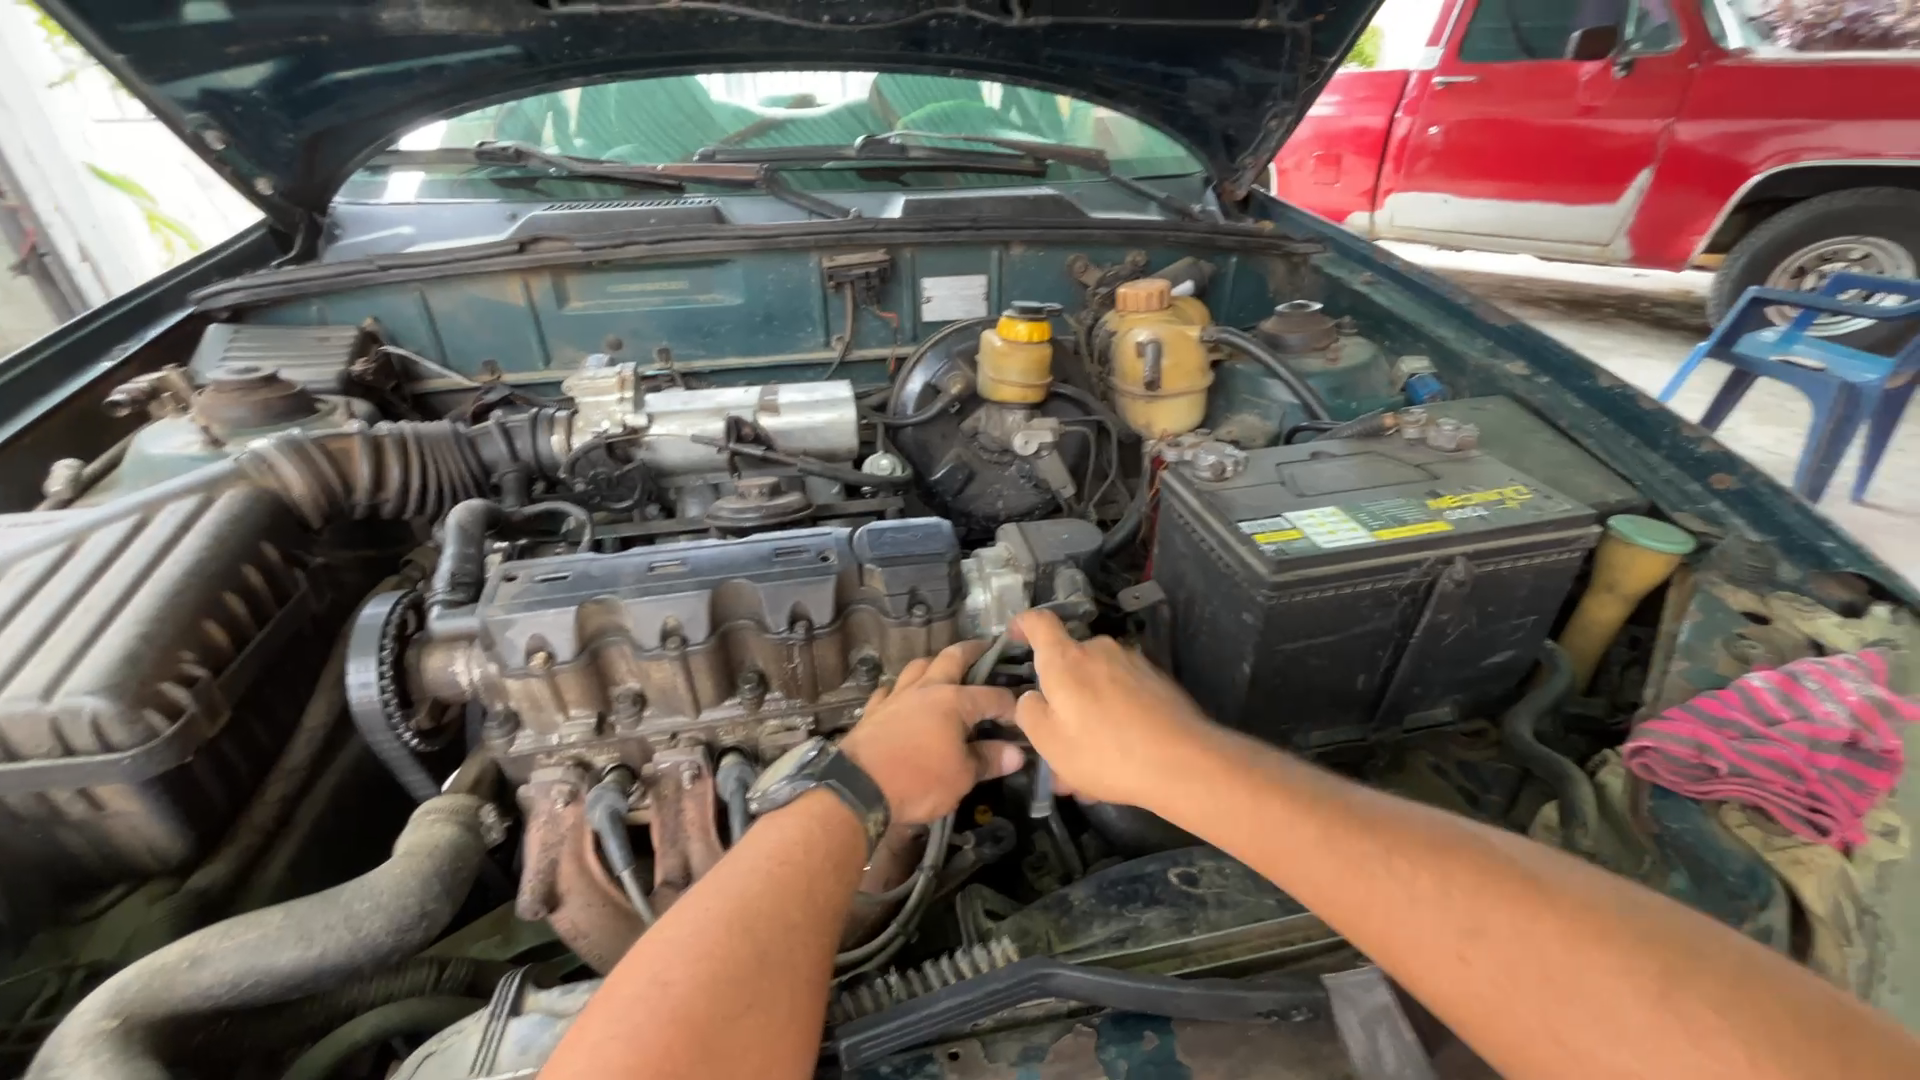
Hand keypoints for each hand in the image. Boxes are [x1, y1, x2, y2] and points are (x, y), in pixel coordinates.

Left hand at [838, 640, 1024, 824]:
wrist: (859, 789)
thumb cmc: (918, 782)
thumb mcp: (962, 777)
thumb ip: (988, 760)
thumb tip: (1017, 752)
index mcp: (954, 701)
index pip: (992, 696)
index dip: (1011, 705)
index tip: (1023, 716)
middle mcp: (926, 689)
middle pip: (952, 658)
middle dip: (972, 651)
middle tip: (985, 647)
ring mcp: (897, 696)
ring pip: (918, 666)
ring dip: (934, 663)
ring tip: (944, 666)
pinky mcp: (874, 710)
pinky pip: (890, 689)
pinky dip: (901, 688)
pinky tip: (902, 694)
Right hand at [1011, 609, 1216, 808]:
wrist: (1183, 763)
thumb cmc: (1105, 752)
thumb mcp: (1049, 743)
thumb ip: (1029, 713)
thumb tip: (1031, 697)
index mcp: (1066, 659)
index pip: (1039, 623)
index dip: (1023, 625)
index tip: (1015, 636)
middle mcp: (1100, 649)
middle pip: (1071, 661)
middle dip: (1062, 695)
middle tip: (1059, 737)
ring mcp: (1133, 662)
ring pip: (1099, 684)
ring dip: (1091, 712)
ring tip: (1093, 757)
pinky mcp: (1158, 680)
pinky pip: (1124, 694)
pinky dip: (1117, 716)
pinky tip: (1122, 754)